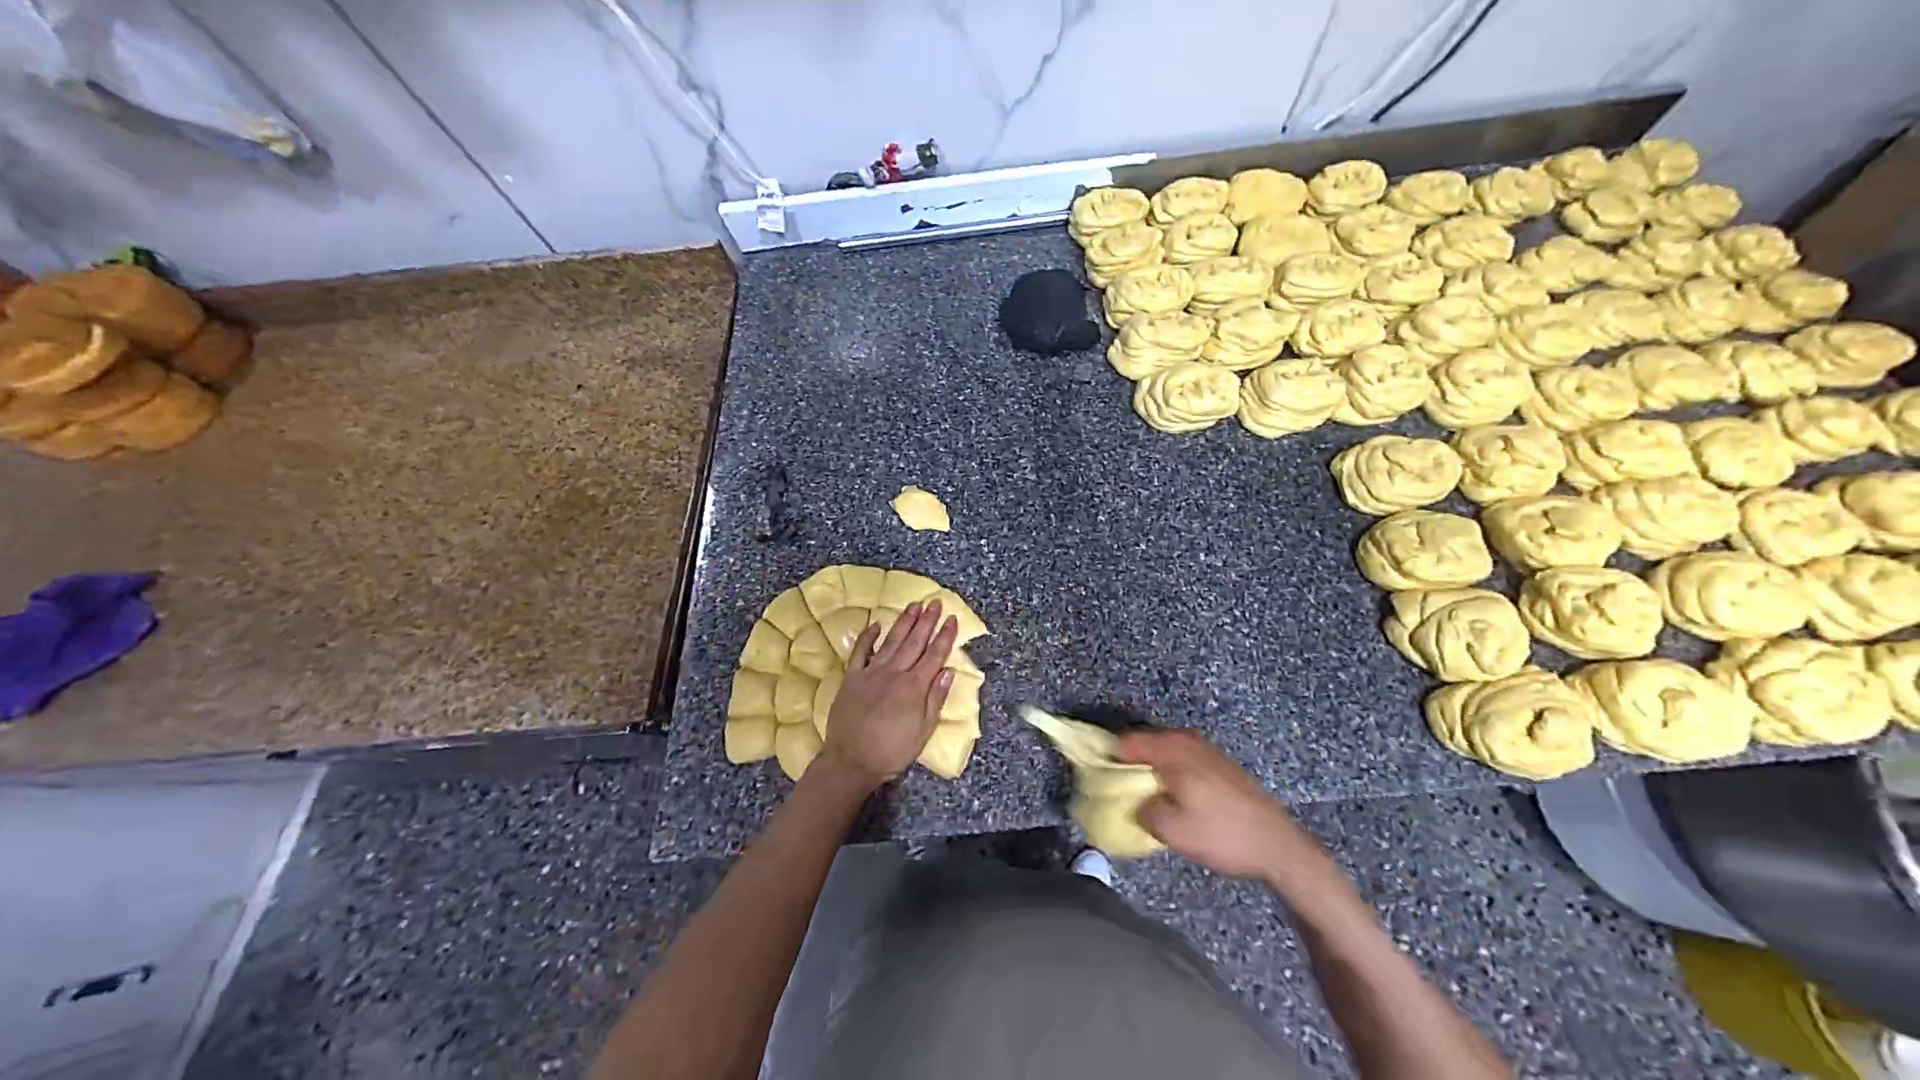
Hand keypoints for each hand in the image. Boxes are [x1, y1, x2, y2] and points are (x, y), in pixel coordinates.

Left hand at [818, 600, 956, 789]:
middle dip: (926, 621)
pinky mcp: (852, 678)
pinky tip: (876, 624)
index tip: (952, 619)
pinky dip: (868, 637)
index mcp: (914, 687)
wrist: (851, 761)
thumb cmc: (892, 751)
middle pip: (914, 642)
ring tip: (914, 605)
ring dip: (904, 622)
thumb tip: (948, 672)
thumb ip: (935, 700)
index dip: (944, 637)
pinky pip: (860, 652)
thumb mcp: (922, 731)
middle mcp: (894, 674)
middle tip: (935, 602)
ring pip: (891, 641)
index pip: (934, 656)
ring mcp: (871, 673)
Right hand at [1117, 729, 1322, 879]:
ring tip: (1146, 797)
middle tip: (1121, 791)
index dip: (1109, 759)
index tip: (1101, 781)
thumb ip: (1141, 811)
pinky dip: (1170, 772)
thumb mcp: (1171, 830)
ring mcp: (1207, 749)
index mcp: (1172, 750)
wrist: (1279, 846)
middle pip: (1145, 742)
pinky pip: (1182, 759)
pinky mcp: (1220, 764)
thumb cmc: (1222, 834)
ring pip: (1164, 751)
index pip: (1126, 741)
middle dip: (1129, 763)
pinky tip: (1174, 797)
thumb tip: (1134, 803)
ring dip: (1151, 769)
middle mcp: (1187, 740)